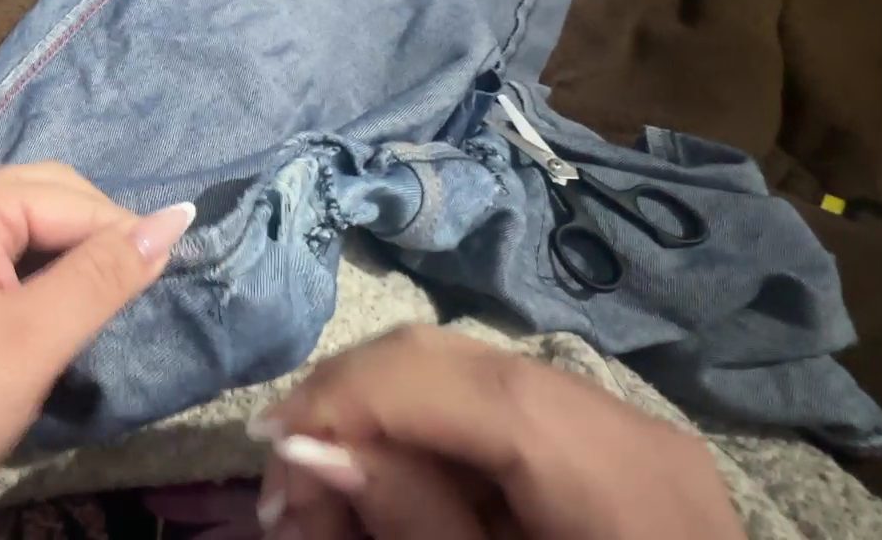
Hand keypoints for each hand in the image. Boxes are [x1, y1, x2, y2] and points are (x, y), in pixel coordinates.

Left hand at [0, 164, 194, 538]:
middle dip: (95, 241)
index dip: (127, 239)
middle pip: (48, 195)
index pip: (75, 200)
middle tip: (128, 303)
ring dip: (65, 256)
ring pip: (24, 220)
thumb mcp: (28, 343)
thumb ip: (101, 276)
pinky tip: (44, 304)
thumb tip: (175, 219)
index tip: (167, 288)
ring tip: (92, 308)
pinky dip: (30, 268)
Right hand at [251, 326, 743, 539]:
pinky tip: (382, 490)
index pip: (451, 380)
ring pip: (443, 375)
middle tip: (286, 486)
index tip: (268, 439)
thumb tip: (309, 445)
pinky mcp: (591, 434)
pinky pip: (474, 406)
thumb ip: (411, 521)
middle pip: (436, 360)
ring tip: (320, 501)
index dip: (347, 394)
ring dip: (367, 426)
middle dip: (342, 408)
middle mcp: (613, 415)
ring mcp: (607, 417)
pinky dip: (413, 440)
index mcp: (613, 468)